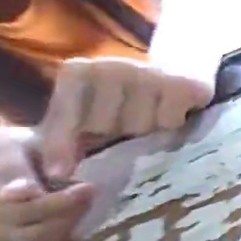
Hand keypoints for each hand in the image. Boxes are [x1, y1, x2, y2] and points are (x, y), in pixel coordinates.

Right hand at [0, 128, 93, 240]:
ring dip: (61, 225)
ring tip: (82, 201)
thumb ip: (11, 167)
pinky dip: (52, 231)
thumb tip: (22, 194)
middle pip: (17, 231)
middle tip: (90, 194)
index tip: (87, 187)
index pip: (5, 209)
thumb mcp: (5, 144)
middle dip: (62, 215)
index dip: (52, 203)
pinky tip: (67, 211)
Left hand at [34, 57, 211, 178]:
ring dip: (146, 132)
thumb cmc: (125, 101)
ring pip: (139, 126)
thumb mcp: (86, 115)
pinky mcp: (183, 84)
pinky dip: (173, 126)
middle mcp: (113, 66)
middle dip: (113, 134)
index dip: (60, 144)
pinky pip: (169, 123)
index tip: (59, 173)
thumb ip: (66, 139)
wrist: (178, 76)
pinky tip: (175, 114)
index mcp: (79, 71)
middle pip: (102, 125)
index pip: (65, 113)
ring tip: (151, 120)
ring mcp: (150, 72)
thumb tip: (58, 174)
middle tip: (124, 126)